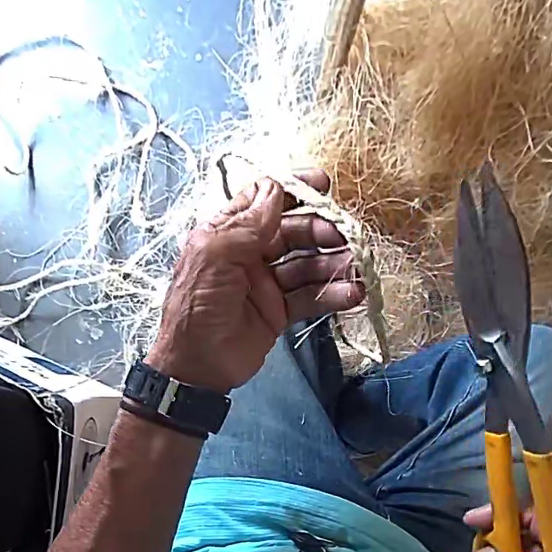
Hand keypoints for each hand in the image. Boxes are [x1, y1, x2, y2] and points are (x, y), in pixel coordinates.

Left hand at [146, 170, 364, 392]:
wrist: (196, 366)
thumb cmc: (197, 305)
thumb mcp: (216, 256)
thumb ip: (248, 223)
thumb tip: (276, 186)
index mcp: (228, 234)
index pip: (263, 201)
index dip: (293, 190)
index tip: (323, 185)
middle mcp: (249, 255)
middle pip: (293, 232)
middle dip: (320, 230)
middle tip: (343, 237)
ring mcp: (266, 285)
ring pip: (306, 265)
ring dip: (333, 264)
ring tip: (356, 269)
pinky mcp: (278, 313)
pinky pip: (309, 297)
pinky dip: (332, 295)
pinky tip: (352, 294)